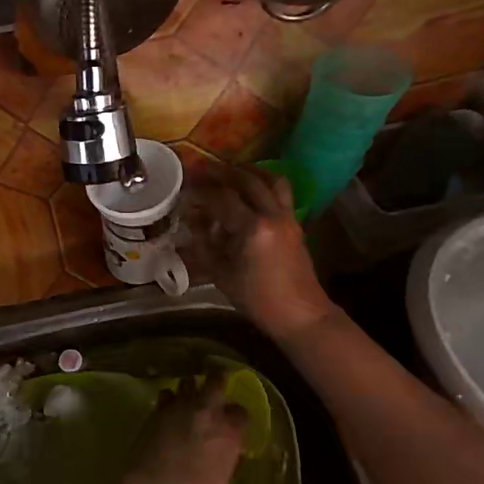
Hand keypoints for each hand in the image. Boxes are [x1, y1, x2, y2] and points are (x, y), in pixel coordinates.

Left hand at [114, 372, 247, 483]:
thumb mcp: (221, 480)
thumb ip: (225, 458)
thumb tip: (227, 451)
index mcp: (229, 432)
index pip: (240, 412)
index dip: (237, 415)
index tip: (234, 420)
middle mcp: (206, 412)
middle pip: (215, 381)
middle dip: (218, 379)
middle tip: (218, 379)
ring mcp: (178, 408)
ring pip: (187, 382)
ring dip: (190, 386)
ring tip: (190, 392)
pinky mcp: (155, 412)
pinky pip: (166, 395)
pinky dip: (169, 397)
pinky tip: (168, 405)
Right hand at [186, 163, 339, 340]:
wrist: (300, 314)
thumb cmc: (256, 298)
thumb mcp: (220, 273)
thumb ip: (203, 242)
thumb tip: (191, 219)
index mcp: (252, 228)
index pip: (221, 197)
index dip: (200, 190)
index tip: (184, 186)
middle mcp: (272, 215)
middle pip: (247, 180)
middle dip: (222, 172)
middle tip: (202, 169)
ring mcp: (288, 217)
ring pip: (271, 180)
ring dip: (249, 171)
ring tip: (230, 171)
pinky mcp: (295, 223)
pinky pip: (280, 193)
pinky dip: (263, 184)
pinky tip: (249, 191)